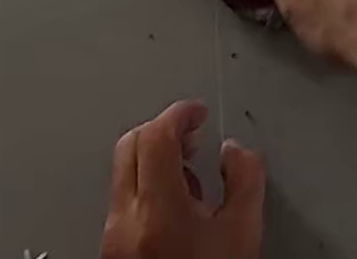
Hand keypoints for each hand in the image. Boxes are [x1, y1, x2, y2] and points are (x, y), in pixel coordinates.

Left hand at [101, 100, 264, 258]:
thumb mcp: (243, 229)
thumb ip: (246, 176)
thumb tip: (234, 151)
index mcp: (157, 209)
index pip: (156, 135)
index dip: (181, 113)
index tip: (199, 112)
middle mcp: (125, 220)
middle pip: (130, 145)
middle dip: (164, 129)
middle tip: (193, 134)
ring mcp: (112, 238)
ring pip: (123, 170)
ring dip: (157, 156)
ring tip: (191, 174)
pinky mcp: (110, 251)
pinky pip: (124, 197)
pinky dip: (148, 183)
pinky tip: (178, 203)